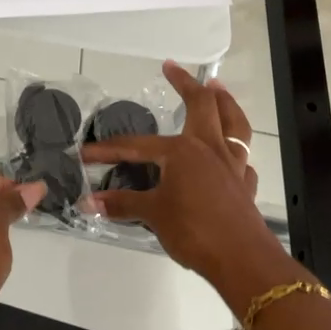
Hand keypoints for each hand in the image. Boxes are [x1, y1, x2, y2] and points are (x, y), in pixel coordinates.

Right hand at [82, 62, 290, 296]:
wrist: (243, 262)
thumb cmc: (194, 231)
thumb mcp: (151, 214)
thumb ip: (121, 204)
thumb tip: (88, 202)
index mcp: (183, 151)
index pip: (136, 145)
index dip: (108, 149)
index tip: (85, 154)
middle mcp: (210, 149)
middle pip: (203, 107)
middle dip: (186, 84)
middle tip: (172, 68)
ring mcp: (233, 166)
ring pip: (234, 125)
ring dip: (225, 104)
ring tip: (217, 89)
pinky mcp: (245, 187)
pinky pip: (243, 158)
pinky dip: (235, 150)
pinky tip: (230, 155)